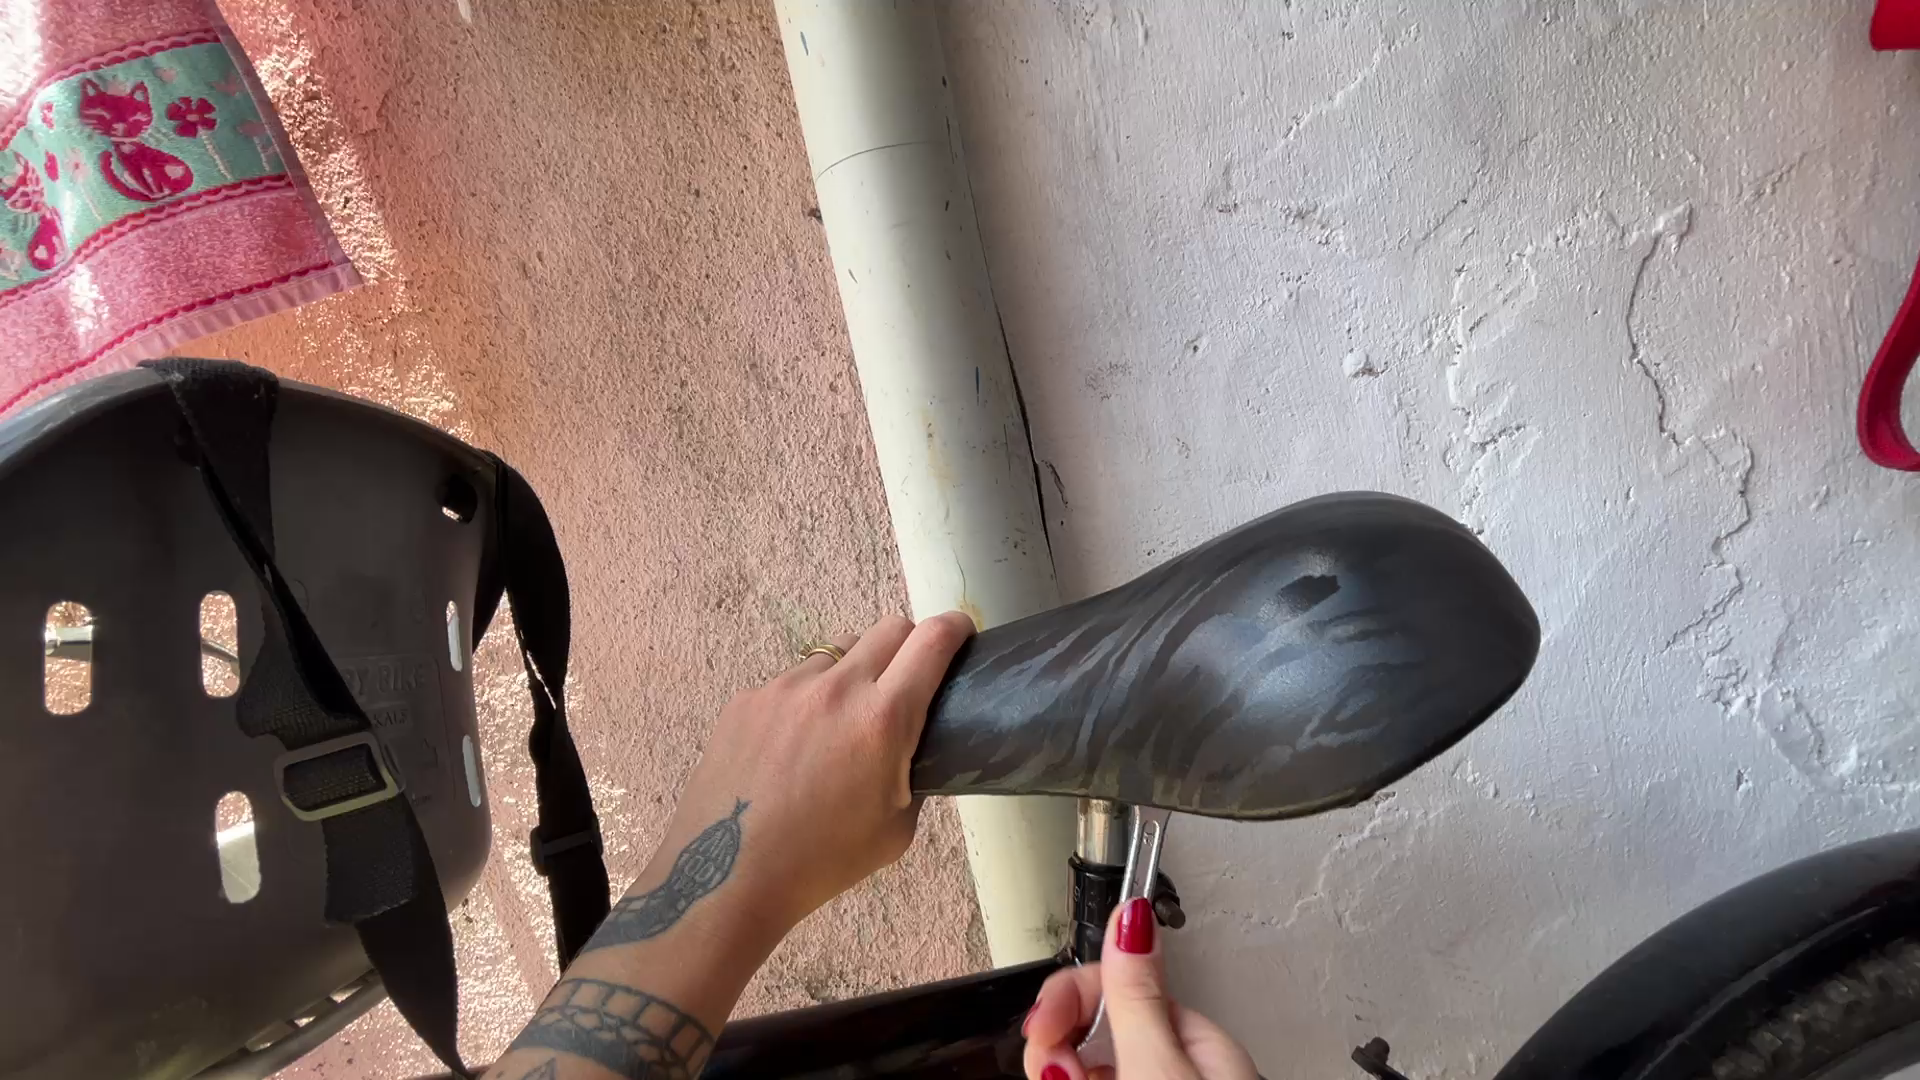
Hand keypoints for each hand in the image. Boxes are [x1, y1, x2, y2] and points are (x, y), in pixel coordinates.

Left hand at [665, 611, 974, 932]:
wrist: (725, 877)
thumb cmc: (823, 861)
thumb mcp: (897, 828)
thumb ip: (912, 769)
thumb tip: (910, 741)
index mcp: (883, 718)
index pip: (932, 640)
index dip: (955, 627)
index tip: (961, 634)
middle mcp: (837, 687)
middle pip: (888, 628)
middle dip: (908, 645)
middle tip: (903, 683)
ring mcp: (786, 686)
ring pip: (838, 652)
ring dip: (852, 674)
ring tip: (836, 723)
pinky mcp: (749, 696)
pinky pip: (794, 679)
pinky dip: (808, 698)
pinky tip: (792, 744)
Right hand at [1024, 898, 1257, 1079]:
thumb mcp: (1159, 1069)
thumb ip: (1137, 994)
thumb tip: (1131, 910)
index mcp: (1203, 1046)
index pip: (1121, 987)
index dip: (1071, 998)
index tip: (1040, 1024)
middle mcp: (1185, 1069)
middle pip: (1103, 1026)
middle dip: (1064, 1039)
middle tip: (1051, 1071)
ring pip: (1094, 1061)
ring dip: (1065, 1066)